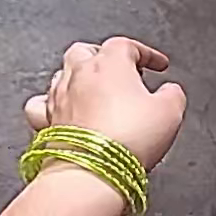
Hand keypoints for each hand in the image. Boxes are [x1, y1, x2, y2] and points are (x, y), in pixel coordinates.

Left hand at [38, 37, 185, 168]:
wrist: (94, 170)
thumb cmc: (130, 137)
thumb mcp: (171, 111)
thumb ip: (173, 94)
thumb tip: (170, 91)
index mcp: (110, 64)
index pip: (127, 45)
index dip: (147, 53)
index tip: (158, 65)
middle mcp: (79, 74)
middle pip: (87, 51)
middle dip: (106, 57)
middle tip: (123, 72)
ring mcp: (58, 97)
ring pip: (63, 74)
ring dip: (82, 79)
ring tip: (99, 92)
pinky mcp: (46, 122)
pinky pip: (42, 104)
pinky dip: (53, 103)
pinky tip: (65, 110)